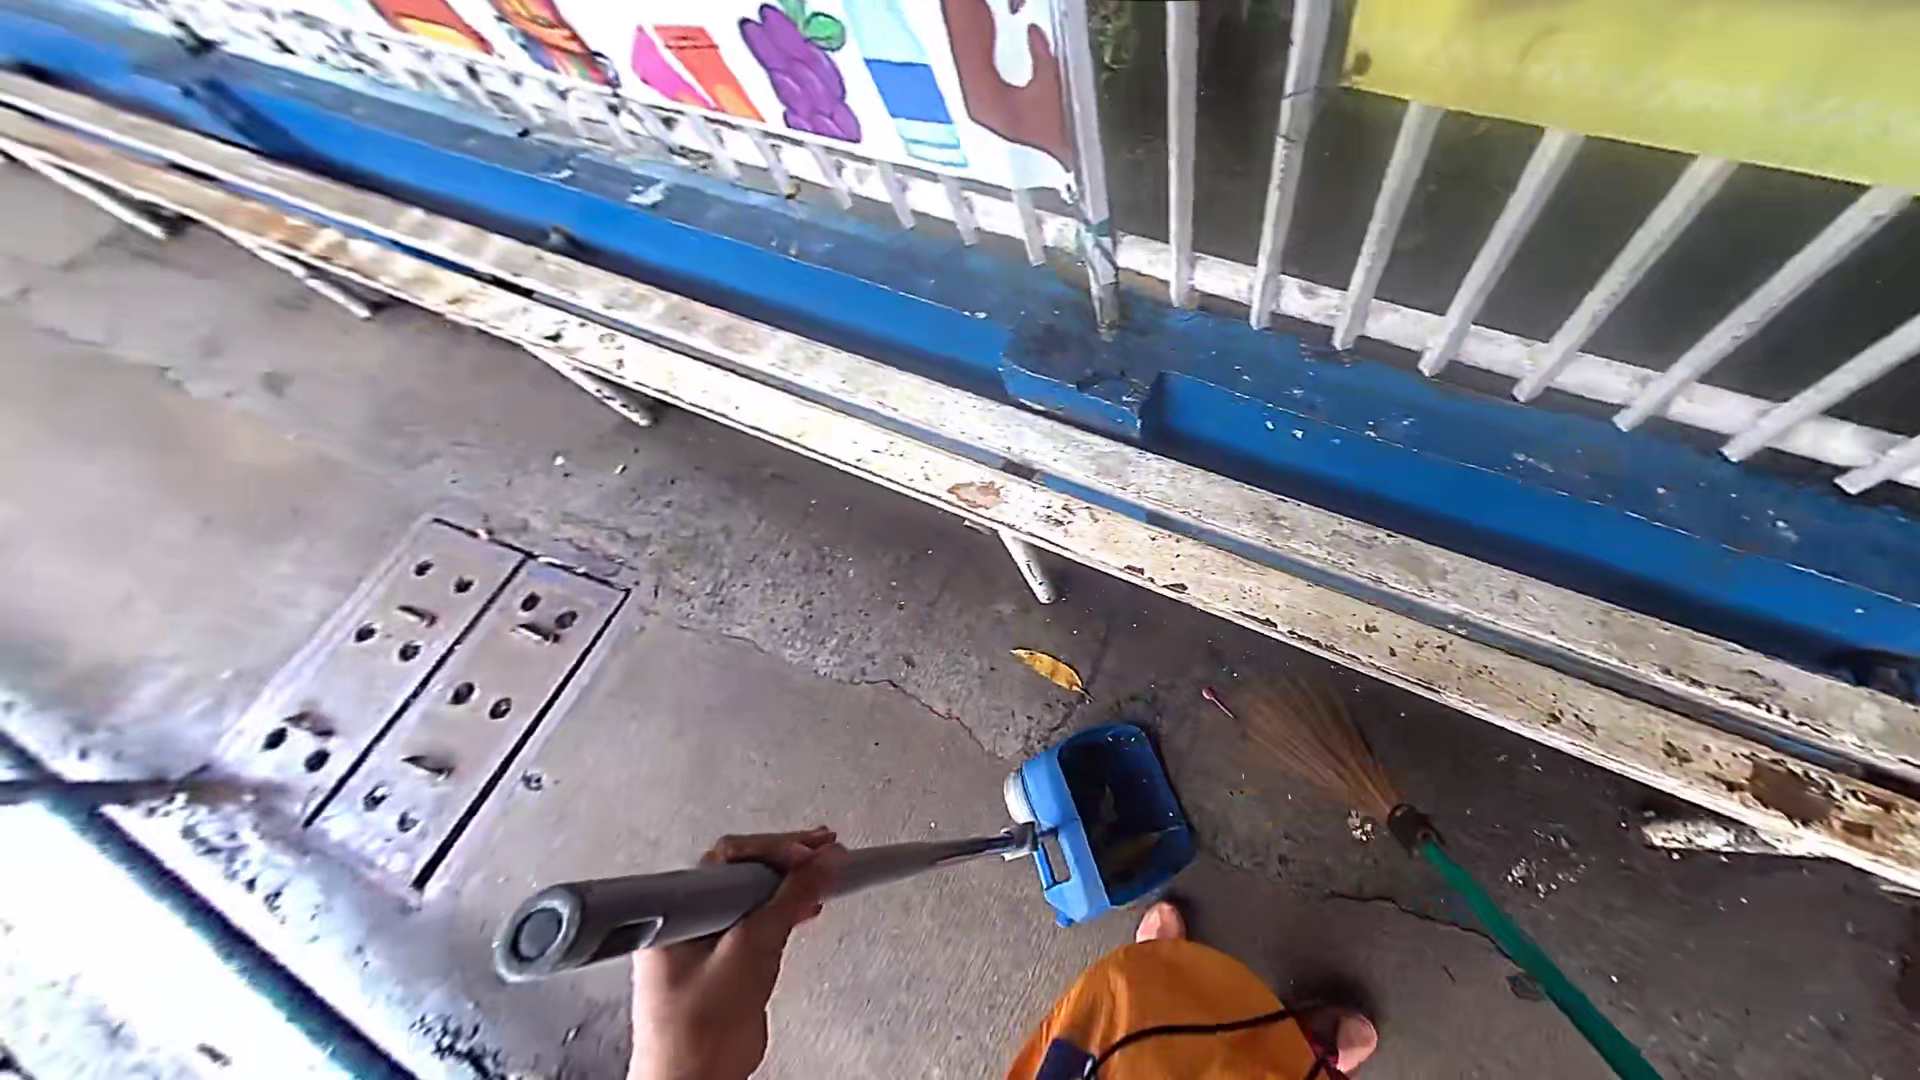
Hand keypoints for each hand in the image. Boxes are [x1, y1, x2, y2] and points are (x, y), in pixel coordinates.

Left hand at [629, 827, 845, 1079]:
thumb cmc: (695, 1033)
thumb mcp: (753, 947)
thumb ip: (792, 898)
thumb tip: (822, 864)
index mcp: (684, 906)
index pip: (733, 855)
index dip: (775, 848)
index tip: (809, 853)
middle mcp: (694, 915)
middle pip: (747, 867)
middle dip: (789, 855)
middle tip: (823, 847)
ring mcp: (711, 936)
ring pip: (758, 890)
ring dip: (794, 878)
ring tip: (826, 865)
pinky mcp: (730, 956)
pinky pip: (763, 915)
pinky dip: (790, 905)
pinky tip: (810, 902)